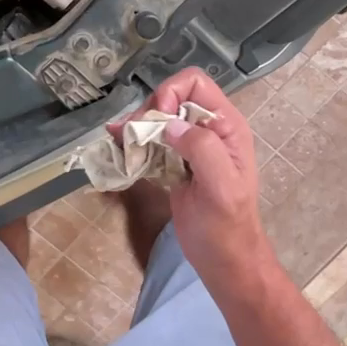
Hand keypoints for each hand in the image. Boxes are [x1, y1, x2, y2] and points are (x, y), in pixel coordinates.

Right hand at [140, 67, 273, 293]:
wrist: (224, 261)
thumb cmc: (227, 227)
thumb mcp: (221, 187)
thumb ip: (202, 148)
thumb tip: (169, 123)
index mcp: (227, 126)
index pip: (196, 83)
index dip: (172, 91)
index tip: (156, 118)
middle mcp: (209, 129)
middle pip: (172, 97)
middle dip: (149, 110)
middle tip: (132, 136)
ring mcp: (190, 145)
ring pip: (158, 117)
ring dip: (137, 126)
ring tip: (120, 141)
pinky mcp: (174, 162)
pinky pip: (152, 139)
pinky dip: (134, 141)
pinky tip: (119, 147)